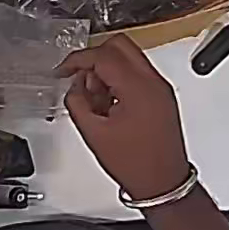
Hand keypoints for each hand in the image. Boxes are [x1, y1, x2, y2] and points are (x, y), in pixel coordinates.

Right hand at [59, 34, 191, 200]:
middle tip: (81, 80)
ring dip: (108, 69)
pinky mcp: (162, 94)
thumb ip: (78, 103)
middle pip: (119, 45)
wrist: (164, 184)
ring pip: (129, 56)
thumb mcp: (94, 133)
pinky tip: (110, 103)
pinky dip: (120, 79)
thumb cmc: (136, 164)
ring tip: (97, 99)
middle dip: (95, 58)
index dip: (78, 60)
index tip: (65, 69)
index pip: (103, 55)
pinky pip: (138, 72)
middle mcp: (153, 81)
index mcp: (137, 87)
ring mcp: (160, 87)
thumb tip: (74, 87)